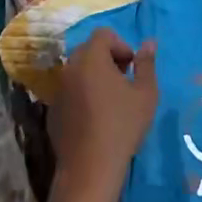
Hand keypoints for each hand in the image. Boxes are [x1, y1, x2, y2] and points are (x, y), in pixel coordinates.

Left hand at [54, 28, 157, 201]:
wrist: (90, 168)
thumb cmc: (122, 125)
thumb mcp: (145, 93)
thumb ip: (147, 63)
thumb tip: (149, 42)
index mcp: (91, 59)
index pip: (103, 34)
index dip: (121, 45)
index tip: (132, 67)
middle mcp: (69, 68)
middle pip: (88, 50)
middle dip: (108, 58)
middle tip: (124, 80)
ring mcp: (57, 90)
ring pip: (77, 70)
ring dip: (94, 75)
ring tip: (111, 99)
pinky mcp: (52, 110)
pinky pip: (69, 90)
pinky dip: (82, 93)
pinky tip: (95, 117)